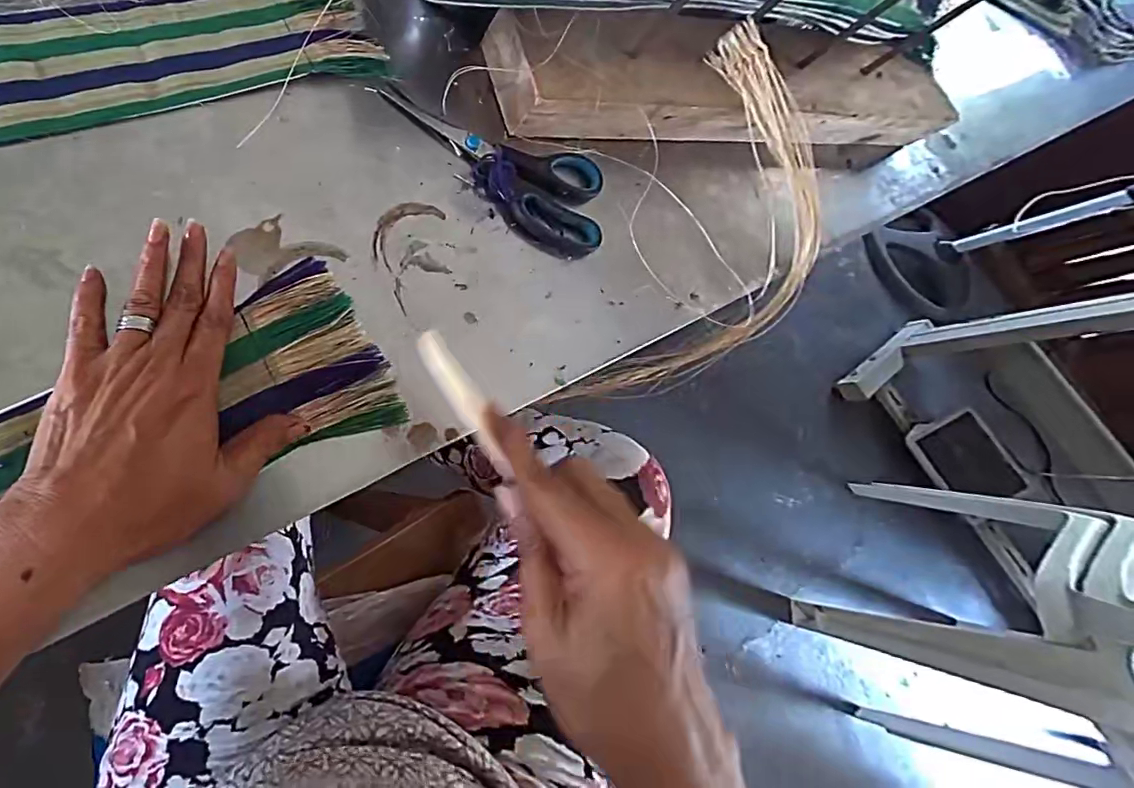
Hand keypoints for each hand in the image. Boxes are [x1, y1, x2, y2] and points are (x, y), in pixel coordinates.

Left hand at [0, 219, 310, 585]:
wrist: (75, 518)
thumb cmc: (150, 507)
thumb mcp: (219, 486)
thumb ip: (258, 446)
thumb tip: (298, 420)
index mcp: (193, 386)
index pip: (214, 323)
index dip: (224, 286)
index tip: (228, 255)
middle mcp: (157, 363)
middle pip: (180, 302)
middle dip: (191, 262)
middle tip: (197, 228)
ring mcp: (115, 363)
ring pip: (139, 303)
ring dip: (151, 265)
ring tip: (158, 230)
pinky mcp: (77, 371)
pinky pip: (84, 325)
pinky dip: (89, 297)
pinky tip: (93, 273)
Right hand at [490, 411, 742, 787]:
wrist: (675, 758)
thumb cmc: (596, 699)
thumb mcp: (542, 629)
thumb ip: (530, 551)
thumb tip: (510, 494)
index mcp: (606, 560)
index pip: (546, 486)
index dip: (512, 445)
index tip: (487, 410)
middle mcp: (642, 545)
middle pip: (577, 475)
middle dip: (539, 479)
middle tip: (510, 512)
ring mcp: (662, 554)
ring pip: (597, 493)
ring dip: (562, 499)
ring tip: (542, 547)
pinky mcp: (668, 568)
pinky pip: (615, 518)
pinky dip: (584, 518)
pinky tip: (572, 561)